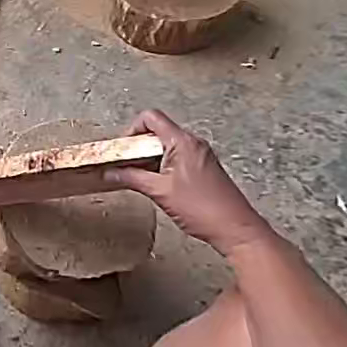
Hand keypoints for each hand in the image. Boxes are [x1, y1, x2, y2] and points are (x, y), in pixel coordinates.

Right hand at [105, 109, 274, 255]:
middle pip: (158, 131)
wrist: (236, 229)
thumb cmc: (204, 210)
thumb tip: (110, 172)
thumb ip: (131, 178)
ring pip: (167, 145)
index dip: (132, 129)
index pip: (151, 117)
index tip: (124, 149)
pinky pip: (177, 157)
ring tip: (141, 178)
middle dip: (139, 147)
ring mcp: (200, 154)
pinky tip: (158, 185)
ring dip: (150, 158)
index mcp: (182, 142)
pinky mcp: (203, 167)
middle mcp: (193, 143)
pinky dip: (163, 165)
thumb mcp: (159, 192)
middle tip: (127, 165)